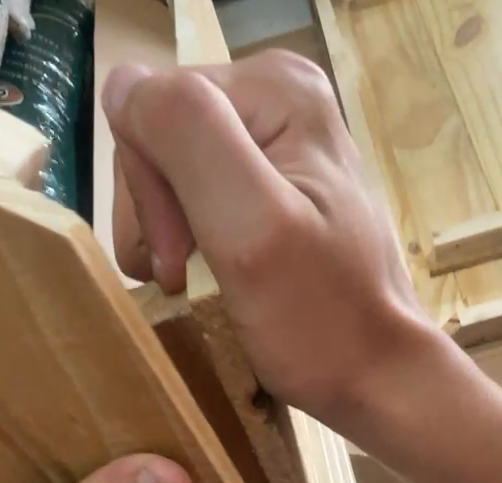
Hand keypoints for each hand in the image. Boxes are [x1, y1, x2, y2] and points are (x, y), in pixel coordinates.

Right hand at [103, 52, 450, 425]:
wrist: (378, 377)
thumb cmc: (322, 321)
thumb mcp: (252, 227)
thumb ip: (189, 137)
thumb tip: (123, 87)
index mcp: (275, 90)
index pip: (154, 106)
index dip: (152, 190)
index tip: (183, 260)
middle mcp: (277, 100)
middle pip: (161, 139)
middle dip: (160, 216)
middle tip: (185, 278)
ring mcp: (277, 146)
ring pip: (171, 174)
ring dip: (169, 236)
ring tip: (195, 284)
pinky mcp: (274, 190)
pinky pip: (197, 199)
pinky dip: (190, 244)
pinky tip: (208, 277)